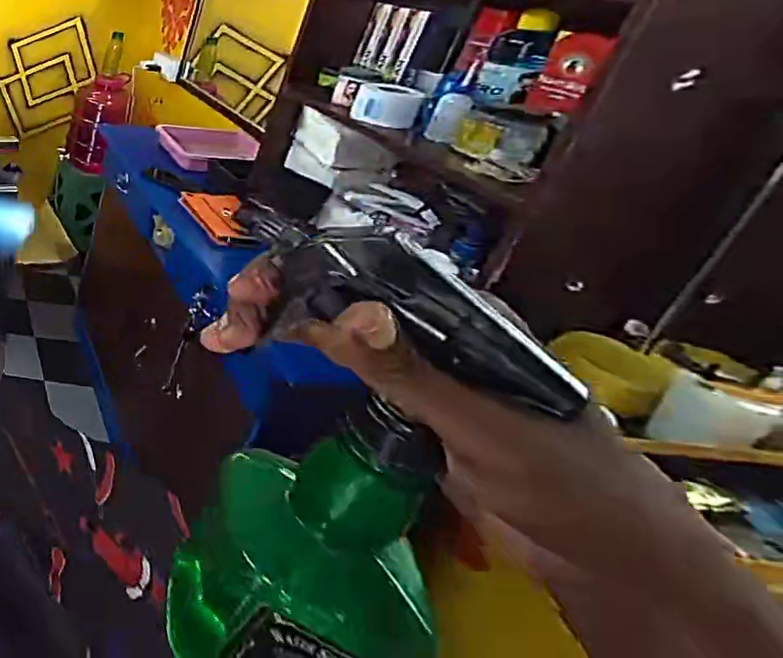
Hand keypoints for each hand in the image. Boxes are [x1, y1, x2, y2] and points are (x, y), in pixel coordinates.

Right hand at [202, 261, 731, 597]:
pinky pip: (330, 358)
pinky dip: (287, 349)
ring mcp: (405, 359)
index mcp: (452, 314)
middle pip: (329, 290)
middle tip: (227, 320)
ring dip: (268, 322)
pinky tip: (254, 350)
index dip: (299, 270)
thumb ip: (409, 371)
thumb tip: (346, 314)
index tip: (251, 290)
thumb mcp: (484, 425)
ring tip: (225, 337)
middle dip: (270, 296)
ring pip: (321, 321)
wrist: (604, 560)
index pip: (359, 269)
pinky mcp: (393, 393)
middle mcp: (422, 325)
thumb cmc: (564, 482)